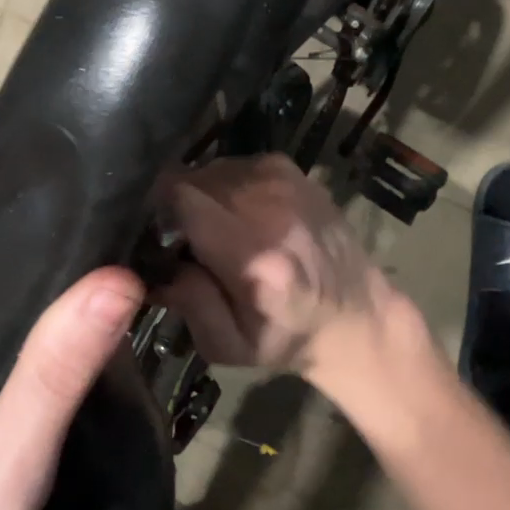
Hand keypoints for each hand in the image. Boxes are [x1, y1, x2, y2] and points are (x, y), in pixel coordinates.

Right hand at [158, 153, 402, 376]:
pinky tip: (238, 214)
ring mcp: (281, 180)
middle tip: (181, 238)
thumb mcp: (227, 345)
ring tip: (213, 228)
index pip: (181, 197)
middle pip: (191, 178)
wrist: (357, 315)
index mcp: (252, 257)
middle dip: (175, 204)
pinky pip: (232, 164)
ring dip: (200, 194)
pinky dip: (224, 185)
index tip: (153, 232)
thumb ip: (188, 303)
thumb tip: (153, 263)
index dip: (156, 208)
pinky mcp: (288, 168)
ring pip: (209, 168)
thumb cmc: (285, 337)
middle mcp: (268, 207)